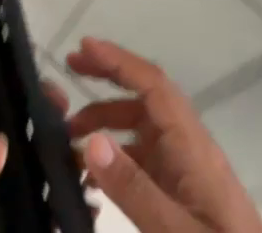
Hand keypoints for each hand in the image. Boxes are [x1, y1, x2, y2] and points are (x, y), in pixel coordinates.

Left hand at [0, 81, 75, 231]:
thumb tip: (1, 144)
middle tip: (78, 133)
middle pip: (16, 146)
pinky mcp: (7, 232)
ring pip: (32, 183)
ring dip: (61, 173)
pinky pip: (40, 221)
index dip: (18, 99)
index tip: (52, 95)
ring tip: (88, 170)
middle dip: (50, 135)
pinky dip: (61, 214)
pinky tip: (84, 210)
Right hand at [64, 38, 261, 232]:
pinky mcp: (183, 190)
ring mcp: (186, 168)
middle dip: (108, 78)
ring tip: (69, 137)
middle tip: (70, 69)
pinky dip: (116, 157)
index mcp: (191, 145)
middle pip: (146, 97)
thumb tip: (92, 141)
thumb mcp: (173, 227)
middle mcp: (189, 146)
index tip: (85, 46)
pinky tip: (92, 177)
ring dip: (107, 122)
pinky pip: (145, 159)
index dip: (119, 61)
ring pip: (142, 128)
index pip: (154, 86)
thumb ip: (133, 188)